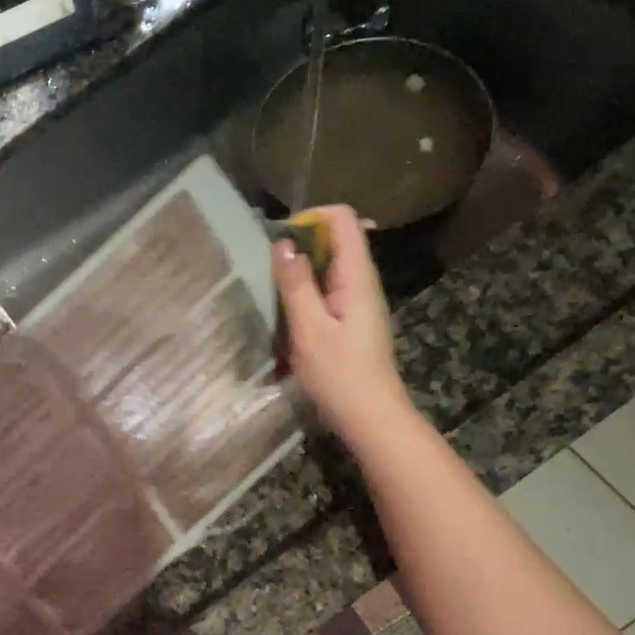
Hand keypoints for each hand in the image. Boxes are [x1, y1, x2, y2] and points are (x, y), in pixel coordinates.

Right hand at [273, 205, 414, 444]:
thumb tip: (284, 244)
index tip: (279, 241)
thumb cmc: (339, 374)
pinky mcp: (350, 321)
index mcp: (356, 276)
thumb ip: (296, 285)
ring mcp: (357, 302)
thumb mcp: (309, 329)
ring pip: (327, 268)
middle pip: (334, 240)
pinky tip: (285, 320)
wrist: (369, 416)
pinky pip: (325, 292)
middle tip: (265, 270)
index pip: (342, 219)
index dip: (310, 218)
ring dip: (298, 274)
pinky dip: (304, 296)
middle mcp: (361, 281)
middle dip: (299, 246)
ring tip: (270, 295)